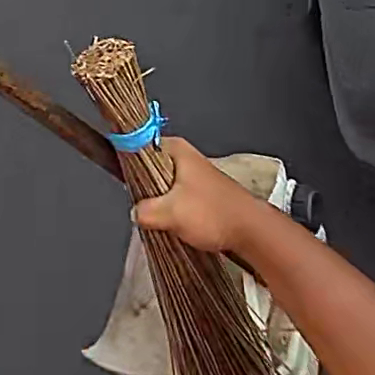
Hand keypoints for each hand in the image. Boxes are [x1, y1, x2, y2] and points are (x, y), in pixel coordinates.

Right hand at [132, 137, 273, 254]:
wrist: (249, 230)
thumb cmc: (213, 213)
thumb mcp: (171, 213)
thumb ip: (145, 211)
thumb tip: (134, 212)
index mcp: (176, 149)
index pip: (140, 143)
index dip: (128, 160)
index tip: (124, 180)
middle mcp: (183, 156)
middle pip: (148, 166)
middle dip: (144, 187)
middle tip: (143, 205)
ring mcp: (191, 173)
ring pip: (161, 184)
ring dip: (157, 201)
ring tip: (159, 216)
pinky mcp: (197, 191)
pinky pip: (172, 195)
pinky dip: (169, 208)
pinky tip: (171, 222)